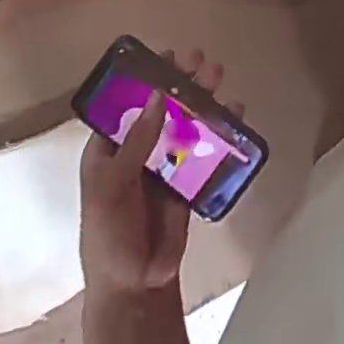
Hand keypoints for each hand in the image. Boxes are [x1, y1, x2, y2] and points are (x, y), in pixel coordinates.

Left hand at [79, 50, 239, 294]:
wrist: (135, 285)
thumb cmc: (108, 233)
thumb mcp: (111, 186)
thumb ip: (136, 143)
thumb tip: (159, 97)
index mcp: (110, 146)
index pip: (128, 103)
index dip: (146, 79)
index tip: (166, 57)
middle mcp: (139, 148)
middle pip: (163, 108)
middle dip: (180, 83)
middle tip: (198, 59)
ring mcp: (166, 163)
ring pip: (187, 124)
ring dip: (202, 100)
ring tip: (217, 75)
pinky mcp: (189, 181)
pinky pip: (205, 151)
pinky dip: (220, 131)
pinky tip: (235, 113)